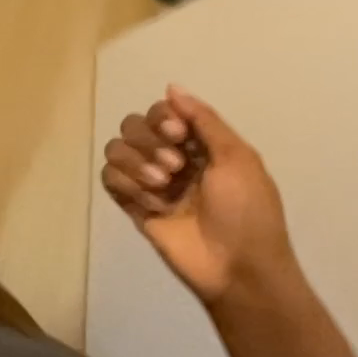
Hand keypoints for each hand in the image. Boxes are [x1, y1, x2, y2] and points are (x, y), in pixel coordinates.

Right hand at [102, 85, 296, 304]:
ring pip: (116, 148)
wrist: (239, 270)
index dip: (162, 117)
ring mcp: (149, 183)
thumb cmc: (248, 213)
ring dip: (136, 163)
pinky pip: (110, 178)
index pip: (161, 112)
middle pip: (133, 125)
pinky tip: (152, 205)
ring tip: (163, 186)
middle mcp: (169, 158)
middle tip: (175, 167)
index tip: (177, 134)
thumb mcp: (239, 158)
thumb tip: (171, 87)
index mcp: (197, 145)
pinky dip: (127, 185)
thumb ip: (205, 119)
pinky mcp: (133, 206)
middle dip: (149, 142)